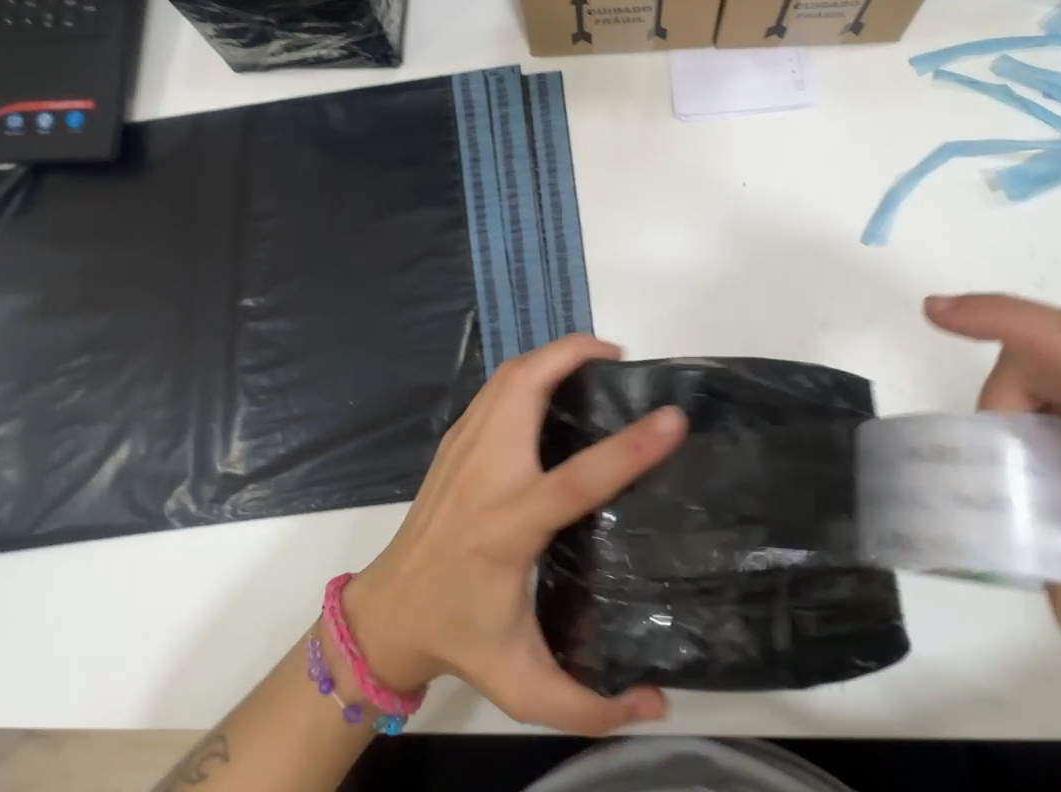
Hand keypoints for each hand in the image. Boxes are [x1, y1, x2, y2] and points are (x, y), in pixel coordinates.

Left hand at [342, 335, 686, 734]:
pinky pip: (493, 390)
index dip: (629, 448)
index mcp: (507, 527)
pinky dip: (527, 371)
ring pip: (505, 379)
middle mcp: (484, 476)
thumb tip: (660, 706)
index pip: (576, 478)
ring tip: (596, 361)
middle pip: (523, 389)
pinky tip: (554, 385)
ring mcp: (462, 453)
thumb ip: (589, 705)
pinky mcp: (453, 446)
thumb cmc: (460, 639)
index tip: (673, 418)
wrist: (386, 613)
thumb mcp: (523, 684)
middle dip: (572, 355)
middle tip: (622, 358)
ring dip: (550, 356)